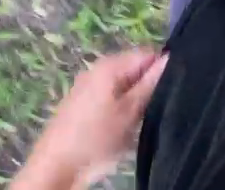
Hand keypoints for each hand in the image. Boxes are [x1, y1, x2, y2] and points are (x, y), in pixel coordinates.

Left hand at [13, 49, 168, 188]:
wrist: (54, 169)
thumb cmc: (95, 138)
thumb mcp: (129, 113)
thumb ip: (150, 84)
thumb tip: (170, 58)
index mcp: (110, 64)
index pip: (147, 54)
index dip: (162, 71)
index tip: (170, 93)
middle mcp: (97, 69)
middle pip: (133, 70)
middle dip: (146, 89)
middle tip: (153, 113)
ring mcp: (87, 87)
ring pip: (122, 88)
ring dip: (133, 104)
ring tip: (137, 125)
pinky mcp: (81, 106)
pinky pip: (109, 100)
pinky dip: (118, 113)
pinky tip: (119, 133)